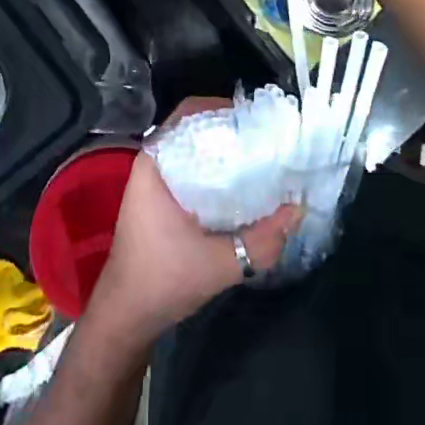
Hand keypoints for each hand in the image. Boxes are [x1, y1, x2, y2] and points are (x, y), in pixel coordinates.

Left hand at [85, 98, 300, 344]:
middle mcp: (153, 164)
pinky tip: (246, 186)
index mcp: (155, 164)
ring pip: (196, 151)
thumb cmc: (162, 282)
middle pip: (196, 129)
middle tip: (270, 139)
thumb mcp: (220, 264)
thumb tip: (299, 210)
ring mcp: (156, 182)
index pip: (189, 113)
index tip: (259, 119)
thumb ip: (261, 240)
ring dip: (227, 151)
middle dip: (233, 130)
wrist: (125, 316)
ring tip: (265, 158)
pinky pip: (194, 170)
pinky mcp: (163, 200)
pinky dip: (219, 171)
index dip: (224, 107)